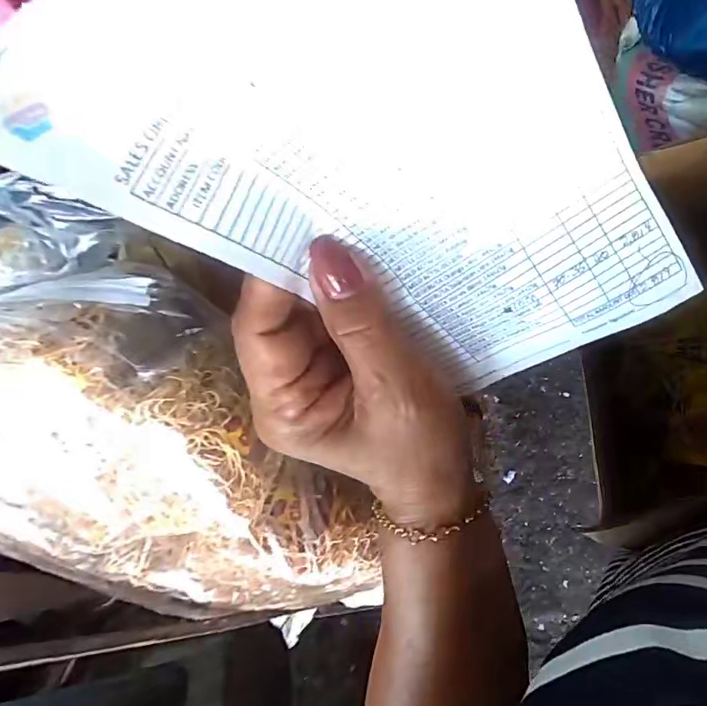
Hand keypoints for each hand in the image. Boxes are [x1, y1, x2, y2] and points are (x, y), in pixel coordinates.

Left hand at [233, 236, 472, 527]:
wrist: (445, 482)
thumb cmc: (419, 448)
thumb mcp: (394, 384)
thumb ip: (360, 322)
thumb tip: (326, 253)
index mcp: (281, 406)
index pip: (260, 332)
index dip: (274, 282)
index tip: (303, 235)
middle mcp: (285, 386)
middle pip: (282, 316)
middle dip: (306, 274)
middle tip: (334, 223)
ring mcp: (313, 372)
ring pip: (311, 311)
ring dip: (334, 279)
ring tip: (356, 237)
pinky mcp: (340, 361)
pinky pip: (339, 317)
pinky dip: (354, 293)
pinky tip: (372, 266)